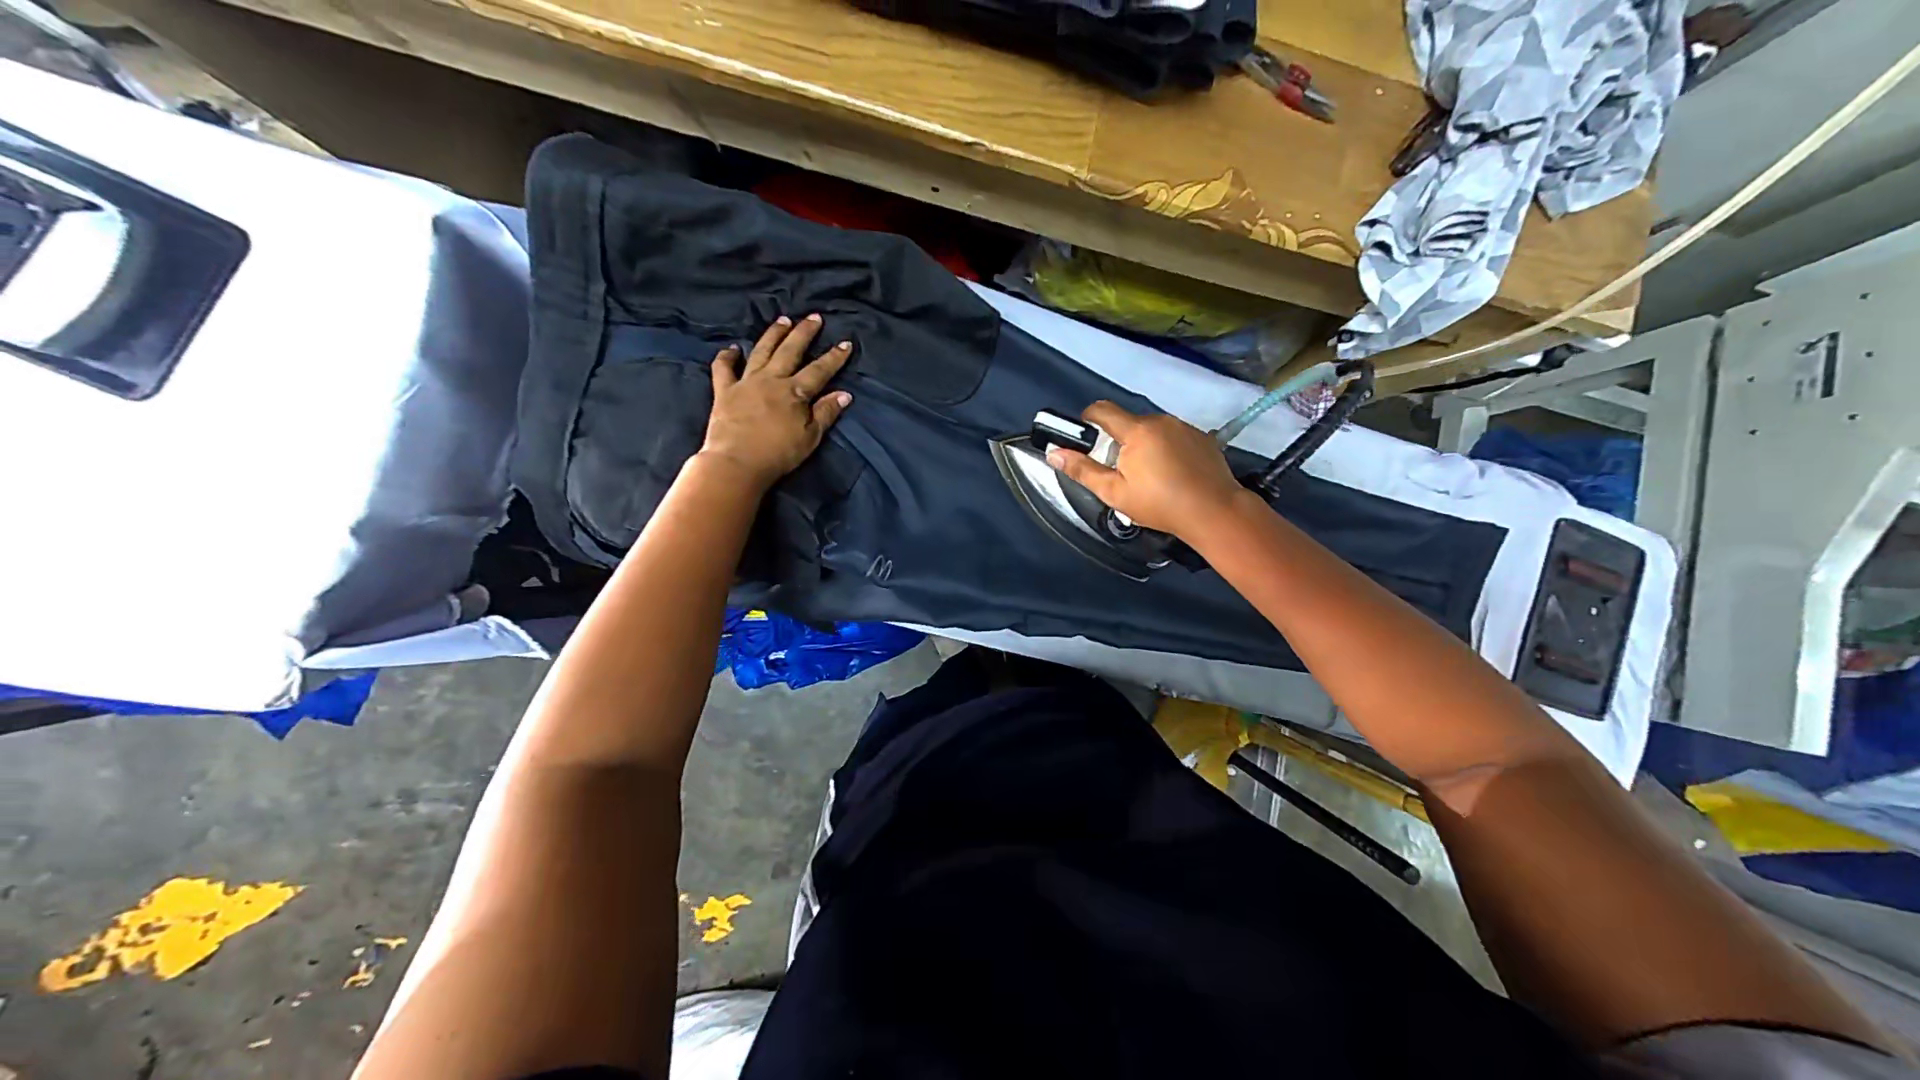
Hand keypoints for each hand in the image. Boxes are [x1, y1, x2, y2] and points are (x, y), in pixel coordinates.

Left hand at [701, 314, 853, 488]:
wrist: (737, 463)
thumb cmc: (778, 454)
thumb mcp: (810, 437)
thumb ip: (826, 413)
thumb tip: (844, 394)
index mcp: (795, 392)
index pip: (820, 370)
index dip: (834, 356)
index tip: (846, 343)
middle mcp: (771, 380)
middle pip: (790, 351)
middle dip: (804, 333)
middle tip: (814, 317)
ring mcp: (746, 382)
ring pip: (762, 351)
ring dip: (774, 334)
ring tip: (783, 320)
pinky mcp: (724, 391)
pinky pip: (724, 368)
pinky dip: (727, 356)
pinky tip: (733, 348)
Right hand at [1044, 401, 1245, 538]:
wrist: (1215, 511)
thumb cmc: (1160, 504)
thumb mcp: (1115, 493)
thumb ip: (1083, 470)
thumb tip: (1054, 453)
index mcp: (1137, 431)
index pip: (1102, 410)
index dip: (1087, 420)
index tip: (1084, 439)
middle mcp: (1160, 420)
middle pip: (1128, 422)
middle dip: (1118, 441)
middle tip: (1120, 472)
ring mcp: (1184, 427)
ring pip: (1152, 429)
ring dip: (1144, 445)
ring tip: (1150, 476)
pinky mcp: (1202, 437)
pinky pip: (1173, 436)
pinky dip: (1166, 449)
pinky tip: (1172, 474)